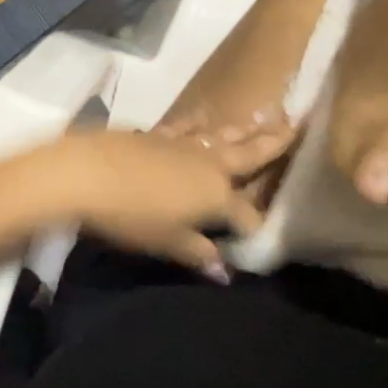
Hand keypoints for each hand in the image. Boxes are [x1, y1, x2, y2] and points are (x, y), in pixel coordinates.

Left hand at [44, 113, 295, 277]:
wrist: (87, 172)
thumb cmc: (131, 216)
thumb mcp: (167, 243)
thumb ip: (198, 254)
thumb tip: (225, 273)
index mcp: (218, 196)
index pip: (248, 213)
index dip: (258, 224)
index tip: (267, 231)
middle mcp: (209, 164)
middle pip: (249, 154)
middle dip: (275, 143)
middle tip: (300, 122)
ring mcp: (183, 144)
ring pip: (222, 135)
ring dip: (245, 128)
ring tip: (267, 114)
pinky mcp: (156, 133)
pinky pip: (187, 125)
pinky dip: (198, 122)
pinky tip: (204, 117)